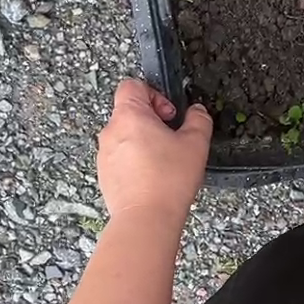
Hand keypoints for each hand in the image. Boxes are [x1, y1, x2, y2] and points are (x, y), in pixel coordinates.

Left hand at [96, 79, 211, 220]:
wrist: (146, 218)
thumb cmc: (167, 181)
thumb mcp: (195, 144)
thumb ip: (199, 120)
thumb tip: (197, 112)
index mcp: (130, 116)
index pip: (132, 85)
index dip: (155, 93)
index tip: (169, 112)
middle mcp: (111, 131)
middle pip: (129, 111)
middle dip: (152, 120)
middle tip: (172, 136)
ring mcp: (105, 154)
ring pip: (125, 135)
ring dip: (144, 141)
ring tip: (165, 159)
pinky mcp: (106, 174)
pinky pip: (121, 157)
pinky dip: (136, 160)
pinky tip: (155, 175)